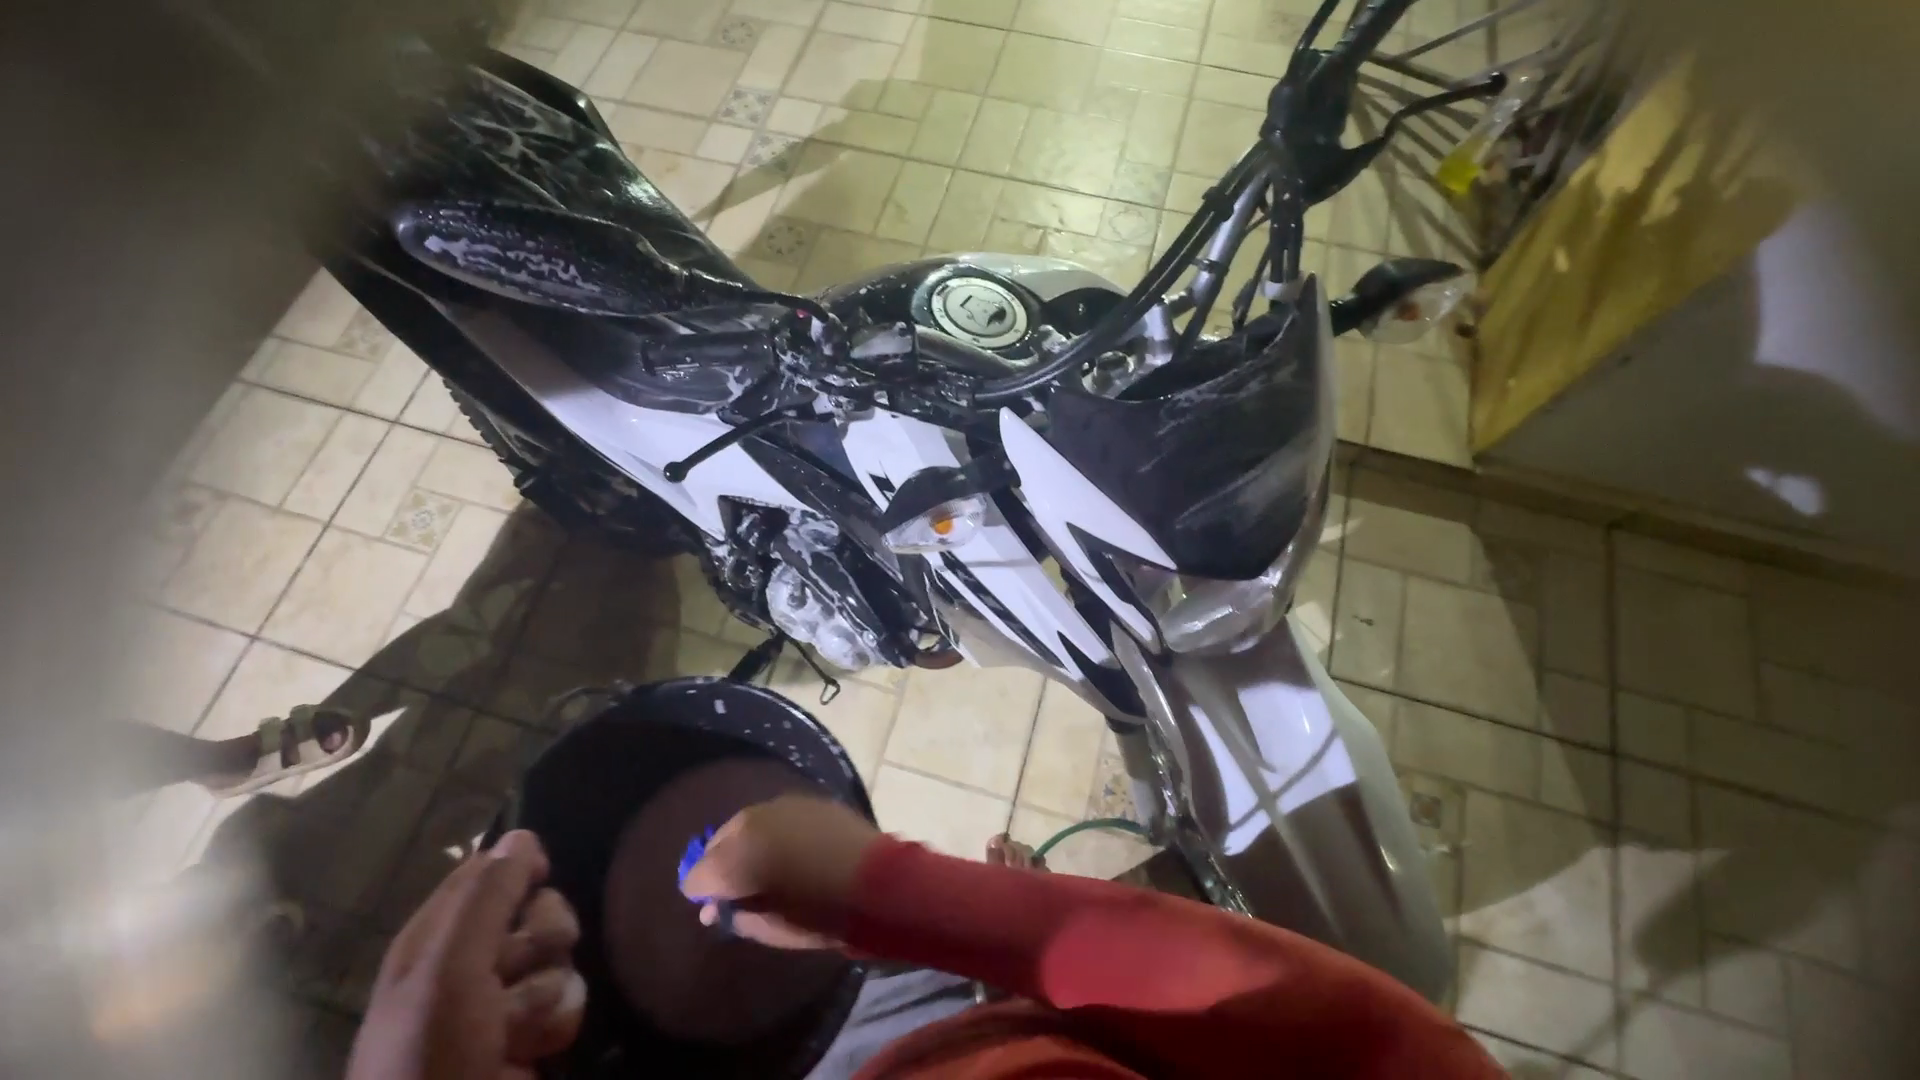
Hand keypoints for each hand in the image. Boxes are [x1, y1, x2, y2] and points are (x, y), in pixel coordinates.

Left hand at [346, 831, 585, 1079]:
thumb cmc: (429, 1057)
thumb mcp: (448, 971)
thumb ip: (487, 900)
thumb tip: (524, 834)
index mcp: (434, 938)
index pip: (488, 872)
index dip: (519, 871)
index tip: (539, 875)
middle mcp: (471, 962)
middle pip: (538, 909)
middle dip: (543, 935)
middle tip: (523, 963)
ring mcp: (506, 1001)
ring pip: (561, 957)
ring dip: (546, 992)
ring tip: (516, 1032)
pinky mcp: (536, 1035)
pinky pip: (570, 999)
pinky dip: (554, 1025)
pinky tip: (531, 1054)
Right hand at [679, 794, 881, 949]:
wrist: (878, 884)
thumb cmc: (821, 915)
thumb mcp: (771, 928)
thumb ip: (737, 914)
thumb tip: (717, 909)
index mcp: (737, 856)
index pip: (699, 874)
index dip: (702, 891)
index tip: (711, 907)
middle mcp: (753, 820)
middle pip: (720, 841)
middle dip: (721, 863)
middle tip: (733, 888)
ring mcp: (782, 805)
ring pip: (749, 824)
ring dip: (749, 843)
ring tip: (763, 866)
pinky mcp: (809, 800)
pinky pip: (779, 816)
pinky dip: (776, 832)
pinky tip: (789, 848)